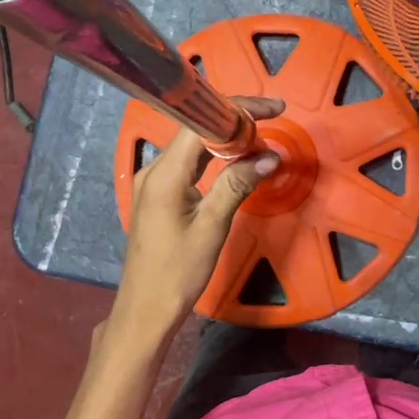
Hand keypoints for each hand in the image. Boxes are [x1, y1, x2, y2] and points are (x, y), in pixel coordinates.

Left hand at [109, 97, 284, 337]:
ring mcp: (154, 182)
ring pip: (193, 146)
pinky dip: (215, 157)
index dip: (238, 110)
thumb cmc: (177, 272)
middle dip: (236, 122)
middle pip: (196, 129)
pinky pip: (189, 163)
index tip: (273, 110)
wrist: (145, 308)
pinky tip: (237, 161)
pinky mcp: (159, 195)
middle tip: (274, 123)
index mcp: (165, 174)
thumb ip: (238, 185)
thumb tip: (270, 156)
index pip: (201, 122)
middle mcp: (155, 169)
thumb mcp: (213, 227)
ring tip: (262, 140)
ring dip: (227, 139)